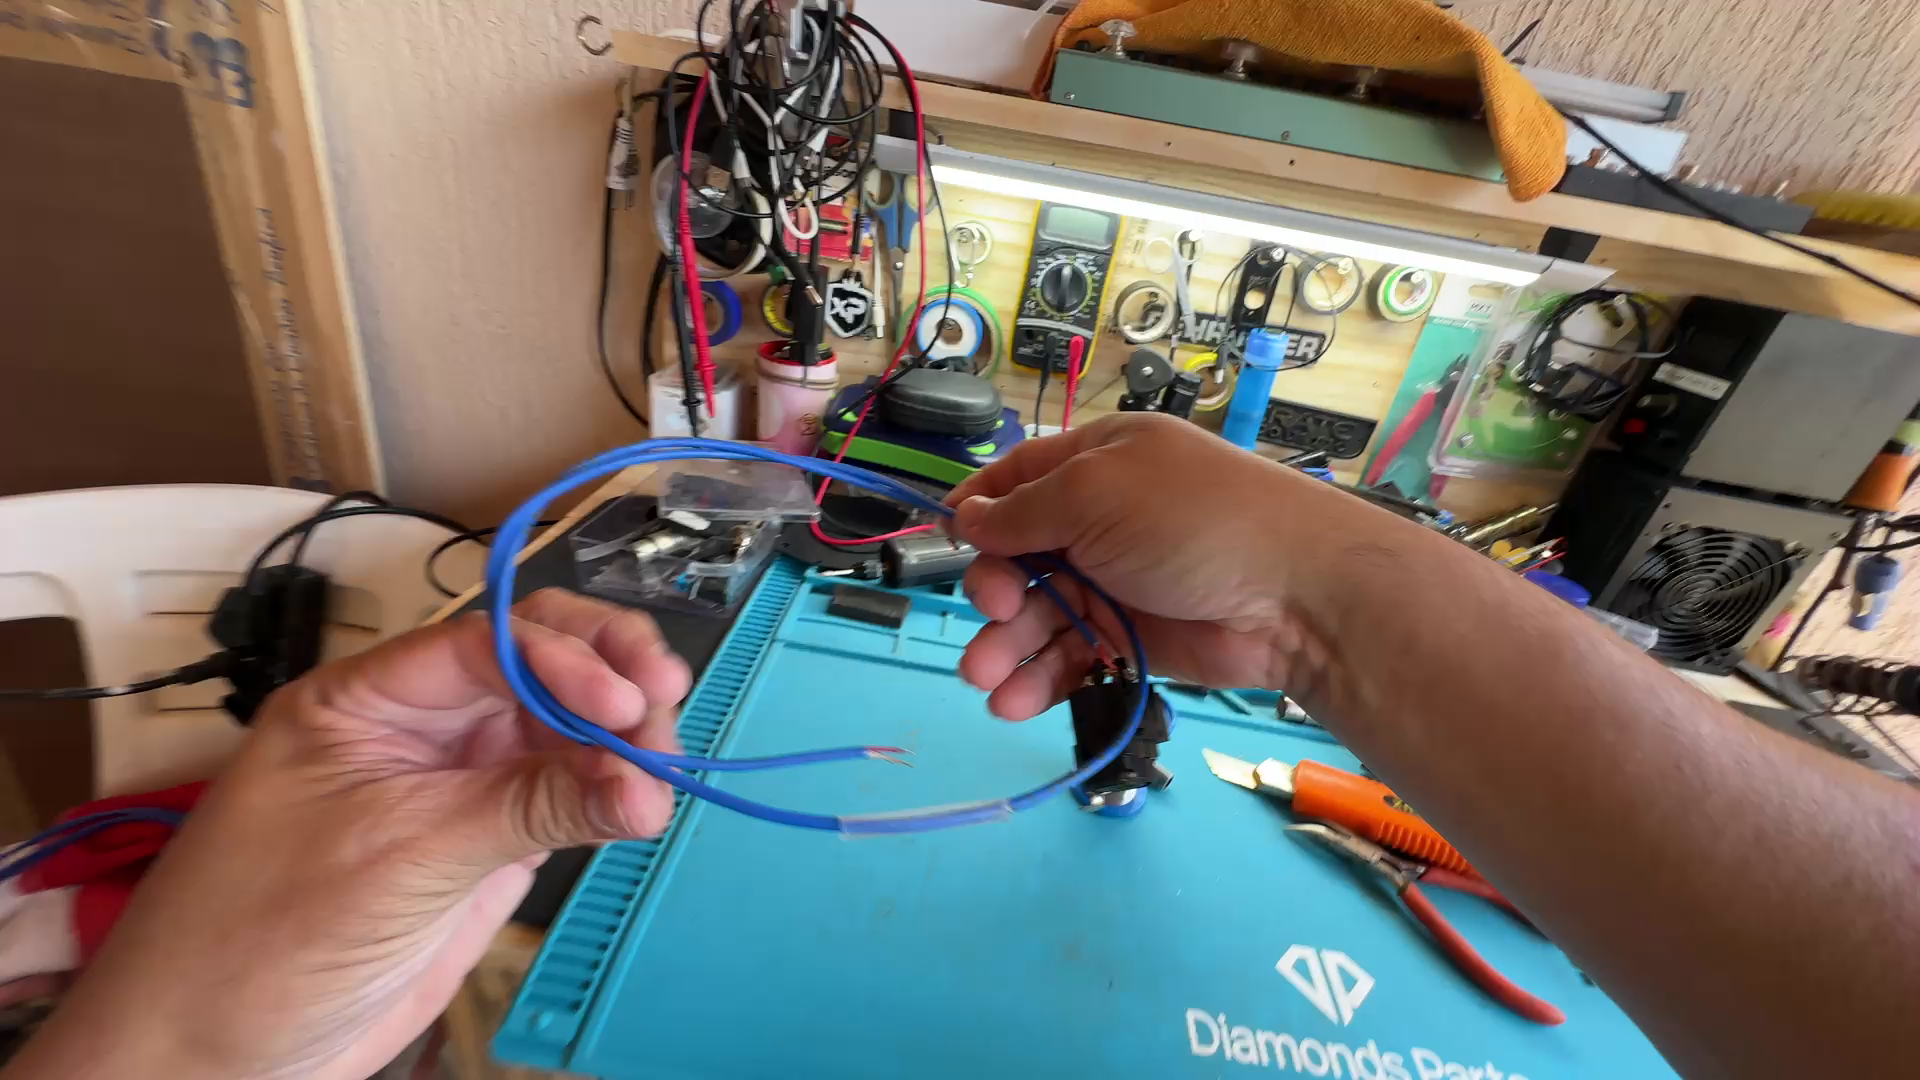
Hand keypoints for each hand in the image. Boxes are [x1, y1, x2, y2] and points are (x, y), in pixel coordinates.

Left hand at [7, 590, 690, 1079]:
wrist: (219, 1071)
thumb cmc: (265, 944)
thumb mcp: (404, 857)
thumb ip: (534, 808)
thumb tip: (651, 793)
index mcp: (377, 697)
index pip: (493, 643)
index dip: (568, 660)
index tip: (626, 704)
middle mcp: (436, 716)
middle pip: (546, 655)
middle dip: (614, 665)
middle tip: (668, 693)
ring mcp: (477, 767)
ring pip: (576, 716)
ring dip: (628, 731)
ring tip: (662, 767)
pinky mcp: (508, 818)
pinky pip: (579, 779)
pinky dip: (619, 784)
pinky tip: (645, 800)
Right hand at [948, 413, 1356, 719]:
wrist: (1295, 595)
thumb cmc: (1187, 520)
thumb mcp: (1094, 495)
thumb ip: (1022, 512)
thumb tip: (965, 517)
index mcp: (1093, 465)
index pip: (1016, 480)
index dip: (977, 510)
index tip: (944, 541)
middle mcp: (1097, 521)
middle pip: (1019, 555)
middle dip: (995, 588)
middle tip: (996, 611)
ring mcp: (1113, 583)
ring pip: (1038, 616)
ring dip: (1006, 647)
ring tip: (985, 680)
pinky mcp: (1129, 638)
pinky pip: (1070, 657)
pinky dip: (1040, 680)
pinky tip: (1014, 701)